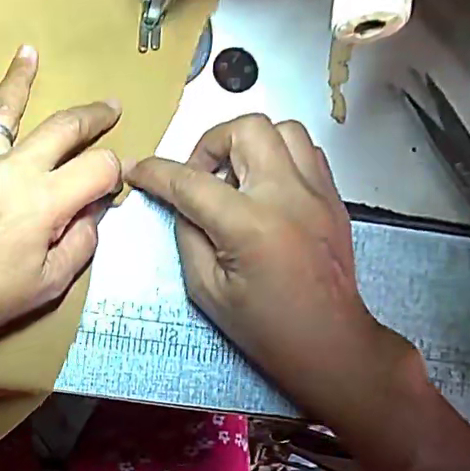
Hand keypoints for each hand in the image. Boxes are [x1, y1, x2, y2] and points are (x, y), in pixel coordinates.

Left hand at [0, 46, 123, 368]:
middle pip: (62, 127)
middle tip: (109, 107)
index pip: (98, 169)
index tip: (110, 191)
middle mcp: (12, 169)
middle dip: (93, 115)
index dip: (114, 177)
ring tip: (29, 53)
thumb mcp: (48, 284)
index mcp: (45, 200)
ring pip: (1, 111)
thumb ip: (80, 243)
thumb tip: (90, 212)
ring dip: (18, 80)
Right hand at [126, 114, 418, 422]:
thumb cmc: (262, 325)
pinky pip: (303, 150)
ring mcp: (317, 191)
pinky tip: (260, 188)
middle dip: (208, 146)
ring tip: (232, 180)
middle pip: (245, 129)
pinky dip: (275, 157)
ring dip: (246, 146)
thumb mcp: (204, 287)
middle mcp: (288, 196)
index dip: (154, 173)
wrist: (328, 341)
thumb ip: (187, 235)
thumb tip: (180, 203)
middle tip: (198, 179)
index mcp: (250, 226)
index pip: (190, 181)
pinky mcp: (332, 196)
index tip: (136, 171)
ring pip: (281, 129)